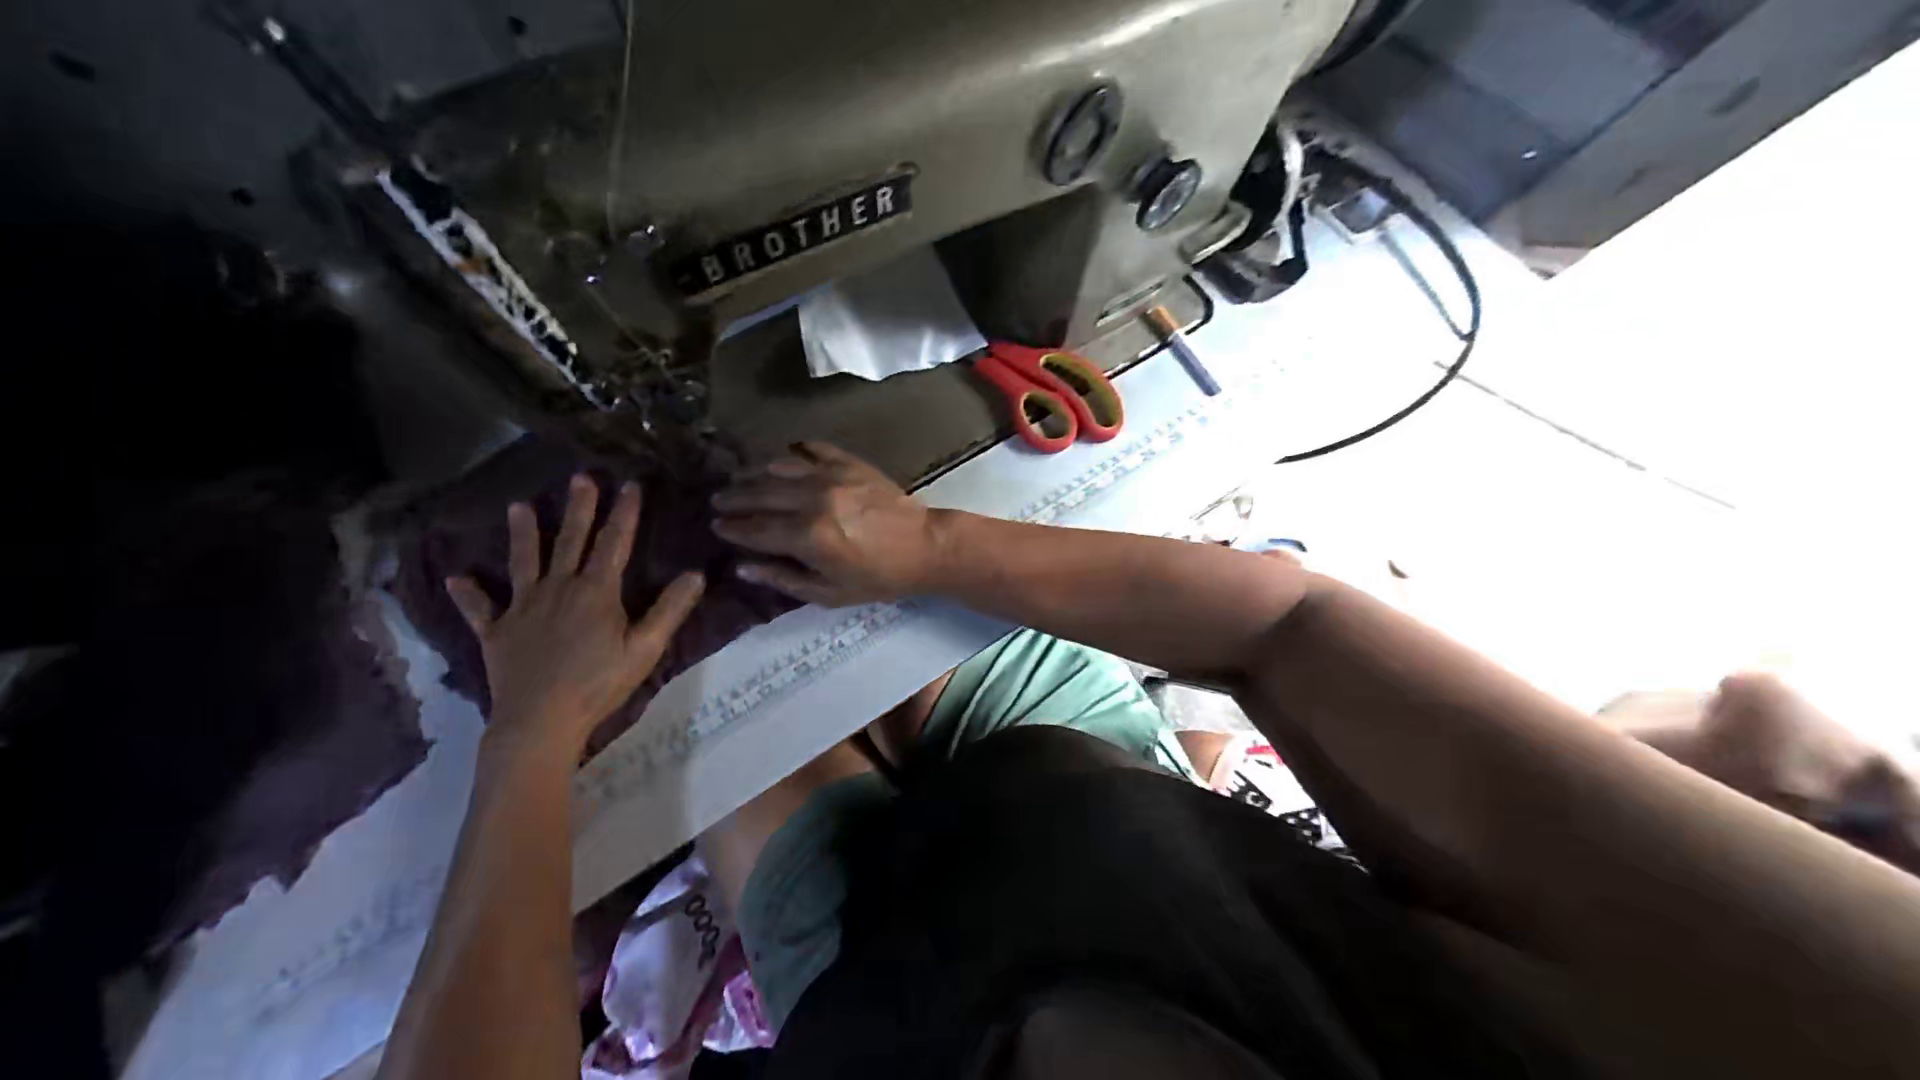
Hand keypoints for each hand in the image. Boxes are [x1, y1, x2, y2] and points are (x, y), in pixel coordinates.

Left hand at [445, 474, 705, 756]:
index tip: (630, 484)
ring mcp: (523, 609)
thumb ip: (670, 609)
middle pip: (570, 541)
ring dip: (523, 534)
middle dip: (578, 508)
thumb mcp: (646, 648)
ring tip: (519, 506)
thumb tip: (695, 574)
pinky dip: (469, 594)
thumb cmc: (599, 684)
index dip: (624, 513)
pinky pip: (480, 609)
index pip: (614, 543)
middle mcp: (558, 589)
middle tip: (580, 477)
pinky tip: (457, 579)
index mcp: (596, 591)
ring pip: (524, 562)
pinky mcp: (497, 633)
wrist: (540, 720)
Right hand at [710, 442, 944, 606]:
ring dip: (756, 472)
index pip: (757, 529)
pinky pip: (813, 450)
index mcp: (808, 536)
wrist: (924, 547)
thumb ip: (784, 579)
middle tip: (717, 499)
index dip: (733, 528)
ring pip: (782, 468)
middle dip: (735, 497)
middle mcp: (814, 500)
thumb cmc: (878, 577)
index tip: (715, 525)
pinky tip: (782, 456)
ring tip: (738, 476)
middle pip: (762, 494)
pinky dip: (794, 452)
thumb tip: (744, 567)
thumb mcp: (830, 593)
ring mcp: (833, 476)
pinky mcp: (850, 463)